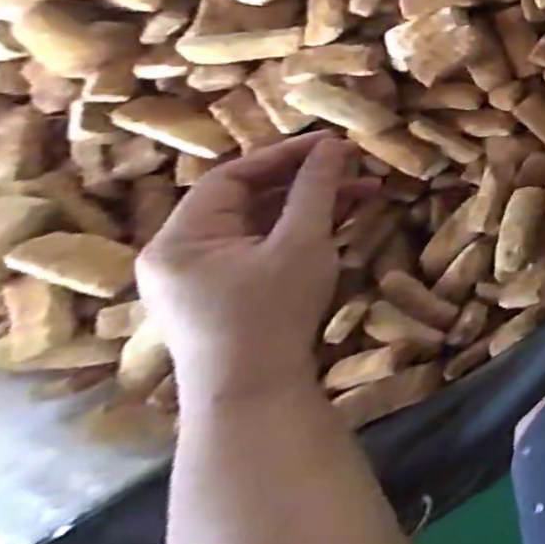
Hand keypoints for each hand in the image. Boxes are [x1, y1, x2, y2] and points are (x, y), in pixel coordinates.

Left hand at [137, 133, 364, 400]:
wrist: (255, 401)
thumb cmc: (272, 315)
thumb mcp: (301, 243)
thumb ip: (316, 188)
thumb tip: (334, 144)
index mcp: (181, 239)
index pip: (233, 177)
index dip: (286, 154)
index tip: (333, 142)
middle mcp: (179, 254)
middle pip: (247, 198)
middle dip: (306, 180)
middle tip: (353, 164)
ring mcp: (200, 277)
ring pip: (259, 223)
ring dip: (310, 205)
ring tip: (365, 192)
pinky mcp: (222, 295)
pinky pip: (260, 247)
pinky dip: (298, 232)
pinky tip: (342, 221)